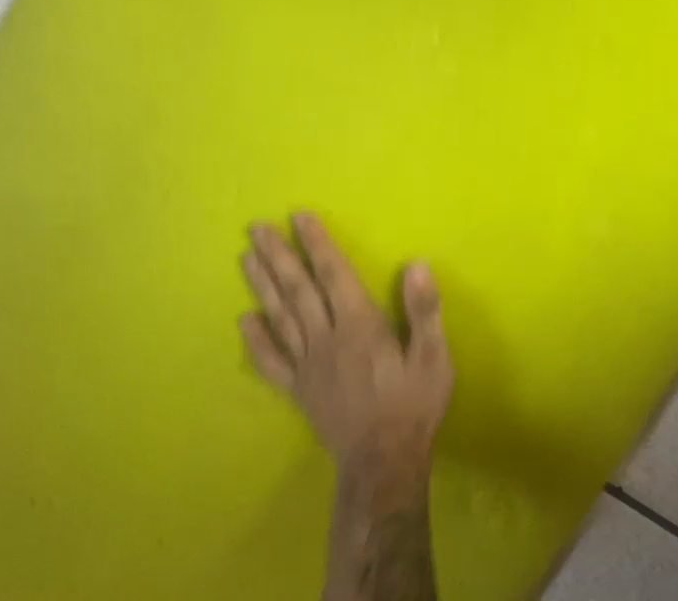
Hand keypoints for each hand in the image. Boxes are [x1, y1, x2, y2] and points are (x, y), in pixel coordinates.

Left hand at [239, 213, 453, 475]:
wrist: (382, 459)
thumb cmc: (414, 402)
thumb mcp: (433, 355)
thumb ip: (423, 310)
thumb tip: (416, 264)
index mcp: (359, 327)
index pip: (334, 276)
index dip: (317, 244)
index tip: (299, 217)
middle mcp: (325, 340)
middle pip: (297, 290)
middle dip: (278, 256)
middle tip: (257, 227)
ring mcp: (307, 365)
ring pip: (279, 317)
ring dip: (263, 285)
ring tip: (247, 257)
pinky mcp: (299, 389)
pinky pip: (271, 360)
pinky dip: (255, 338)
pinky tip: (244, 320)